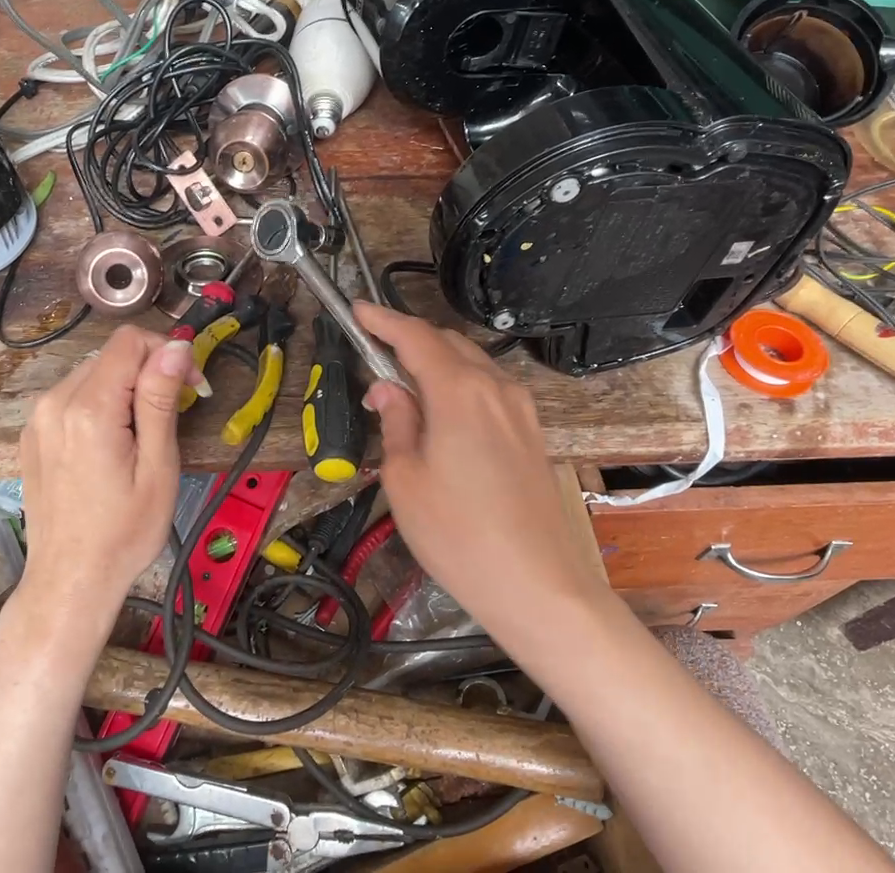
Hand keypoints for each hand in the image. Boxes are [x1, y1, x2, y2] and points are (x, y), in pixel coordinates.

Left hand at [19, 327, 202, 606]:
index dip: (167, 354)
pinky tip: (112, 444)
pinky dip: (99, 405)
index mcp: (89, 409)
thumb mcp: (158, 467)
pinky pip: (71, 398)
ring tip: (143, 435)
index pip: (130, 341)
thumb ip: (160, 400)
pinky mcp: (32, 435)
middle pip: (110, 356)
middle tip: (174, 414)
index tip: (191, 387)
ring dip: (124, 389)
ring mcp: (38, 419)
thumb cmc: (124, 533)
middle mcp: (55, 403)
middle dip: (149, 372)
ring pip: (92, 374)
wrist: (70, 580)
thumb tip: (174, 347)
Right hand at [355, 303, 607, 630]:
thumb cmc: (458, 535)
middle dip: (408, 341)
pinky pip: (489, 392)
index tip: (357, 309)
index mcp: (459, 391)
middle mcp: (496, 388)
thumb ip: (396, 422)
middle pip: (447, 345)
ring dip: (435, 364)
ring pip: (472, 366)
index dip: (382, 320)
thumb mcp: (405, 479)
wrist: (536, 585)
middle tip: (373, 356)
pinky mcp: (532, 435)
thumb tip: (387, 389)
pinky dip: (459, 387)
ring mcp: (521, 411)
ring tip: (403, 389)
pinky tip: (441, 416)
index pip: (415, 337)